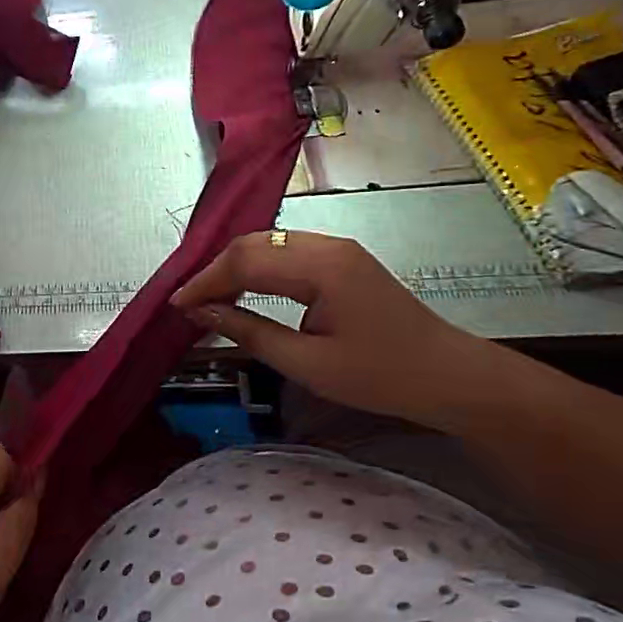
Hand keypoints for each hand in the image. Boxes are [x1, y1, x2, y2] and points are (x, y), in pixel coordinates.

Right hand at [170, 230, 514, 426]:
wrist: (447, 376)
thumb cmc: (380, 376)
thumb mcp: (308, 364)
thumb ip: (251, 332)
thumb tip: (201, 313)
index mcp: (322, 266)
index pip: (246, 261)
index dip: (205, 281)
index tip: (175, 305)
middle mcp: (328, 245)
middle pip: (254, 244)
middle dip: (216, 271)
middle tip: (189, 303)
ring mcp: (338, 249)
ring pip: (269, 245)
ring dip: (236, 268)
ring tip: (209, 300)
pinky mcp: (343, 260)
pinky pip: (288, 254)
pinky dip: (259, 270)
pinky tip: (245, 292)